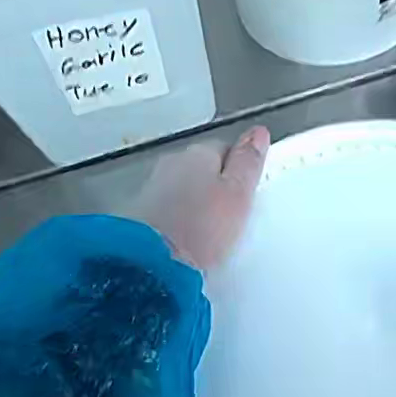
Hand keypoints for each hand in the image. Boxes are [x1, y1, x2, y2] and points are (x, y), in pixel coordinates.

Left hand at [146, 126, 269, 269]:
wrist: (152, 264)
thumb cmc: (202, 229)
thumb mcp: (238, 196)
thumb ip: (248, 163)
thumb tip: (258, 132)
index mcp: (199, 154)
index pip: (226, 150)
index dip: (238, 173)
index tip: (246, 199)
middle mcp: (172, 163)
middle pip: (201, 170)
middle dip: (213, 189)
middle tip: (229, 221)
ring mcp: (151, 188)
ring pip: (182, 191)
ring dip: (193, 206)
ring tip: (206, 236)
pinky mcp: (138, 215)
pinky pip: (166, 212)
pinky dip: (176, 222)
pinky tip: (184, 242)